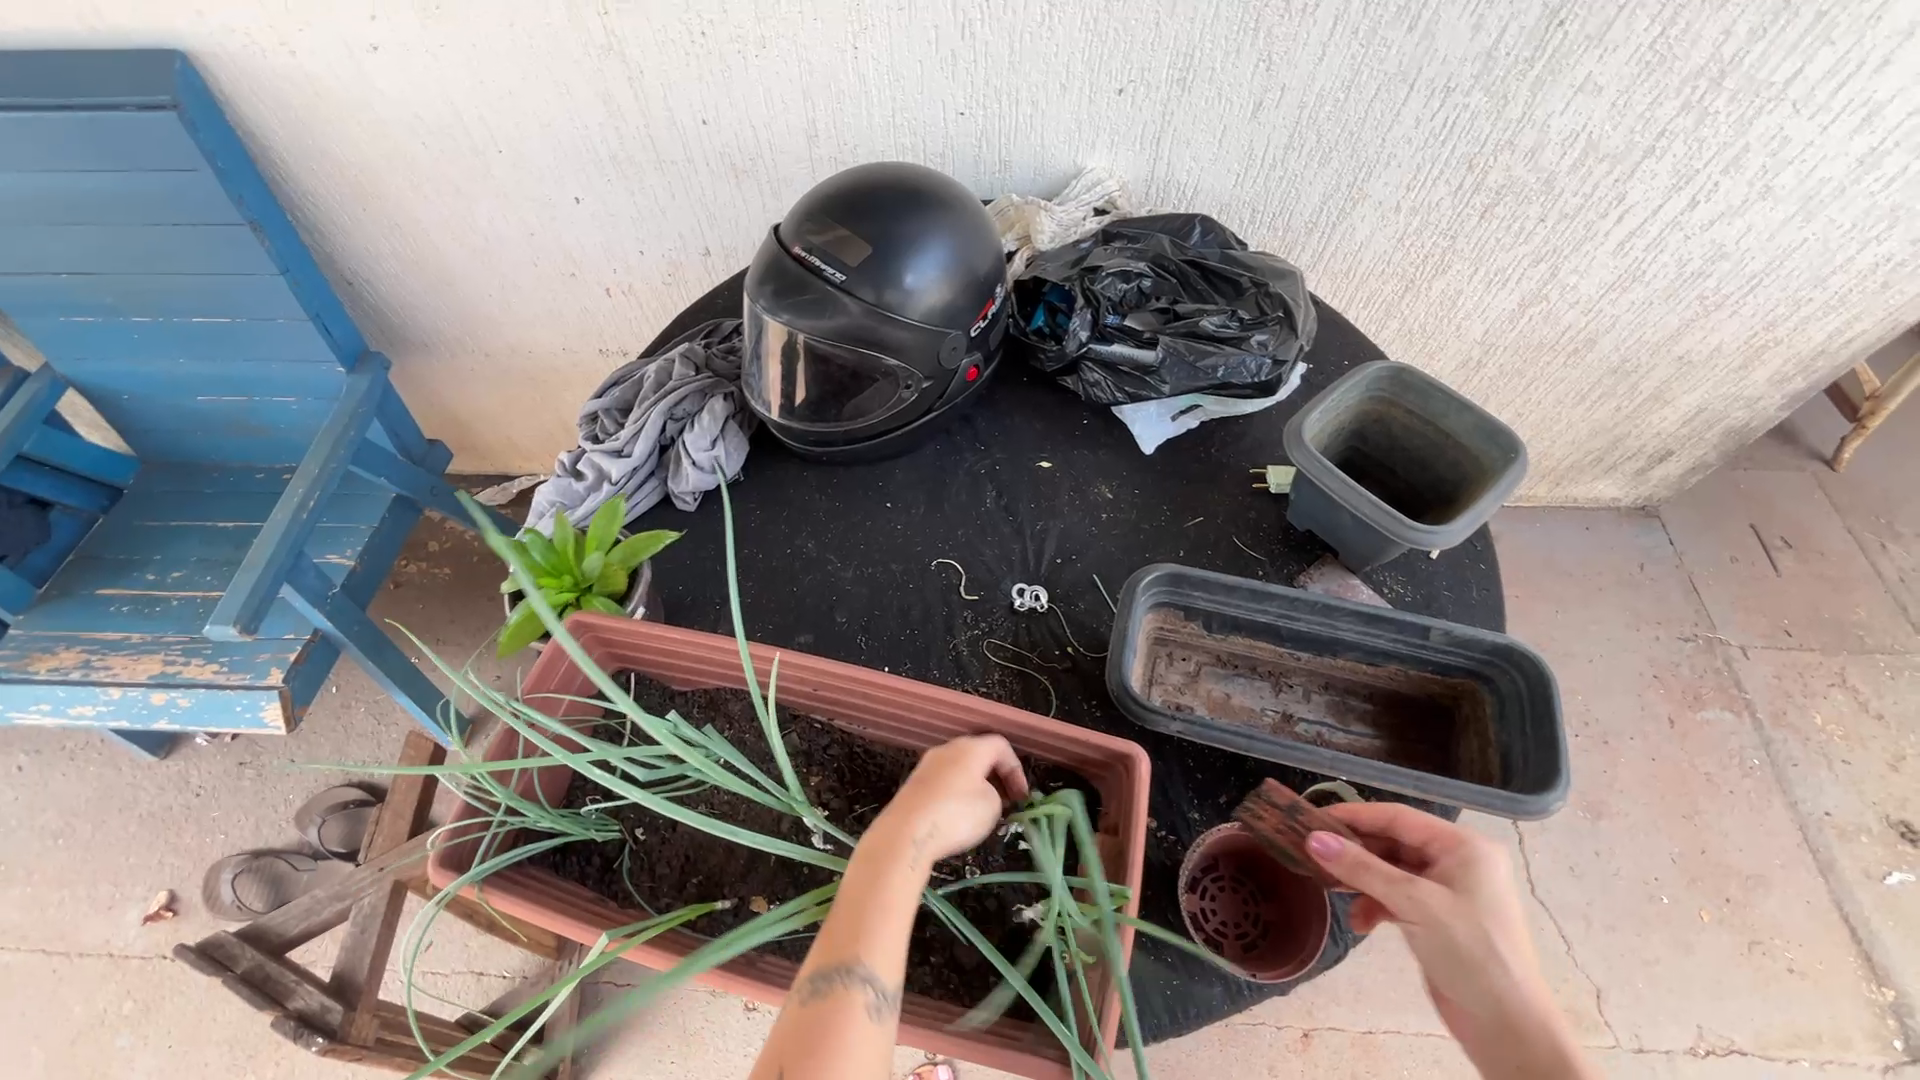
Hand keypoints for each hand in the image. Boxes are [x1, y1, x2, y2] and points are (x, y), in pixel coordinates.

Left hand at [870, 735, 1028, 868]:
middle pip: (979, 755)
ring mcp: (928, 765)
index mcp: (971, 747)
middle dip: (997, 777)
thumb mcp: (992, 806)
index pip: (1001, 746)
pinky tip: (959, 816)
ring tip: (985, 812)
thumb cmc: (956, 814)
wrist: (905, 832)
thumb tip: (986, 793)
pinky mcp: (915, 784)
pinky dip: (958, 793)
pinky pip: (944, 782)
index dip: (1016, 770)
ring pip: (961, 769)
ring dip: (977, 786)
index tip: (1021, 797)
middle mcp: (947, 749)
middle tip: (1007, 801)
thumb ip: (996, 794)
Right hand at [1306, 803, 1595, 1079]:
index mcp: (1463, 846)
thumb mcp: (1413, 903)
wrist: (1508, 1027)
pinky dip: (1375, 905)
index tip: (1312, 819)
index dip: (1354, 816)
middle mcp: (1457, 861)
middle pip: (1392, 842)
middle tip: (1314, 857)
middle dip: (1355, 853)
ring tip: (1332, 891)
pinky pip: (1396, 897)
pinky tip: (1360, 923)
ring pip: (1390, 871)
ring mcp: (1447, 891)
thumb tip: (1313, 838)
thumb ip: (1362, 868)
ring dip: (1362, 881)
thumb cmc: (1470, 952)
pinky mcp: (1437, 918)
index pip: (1397, 817)